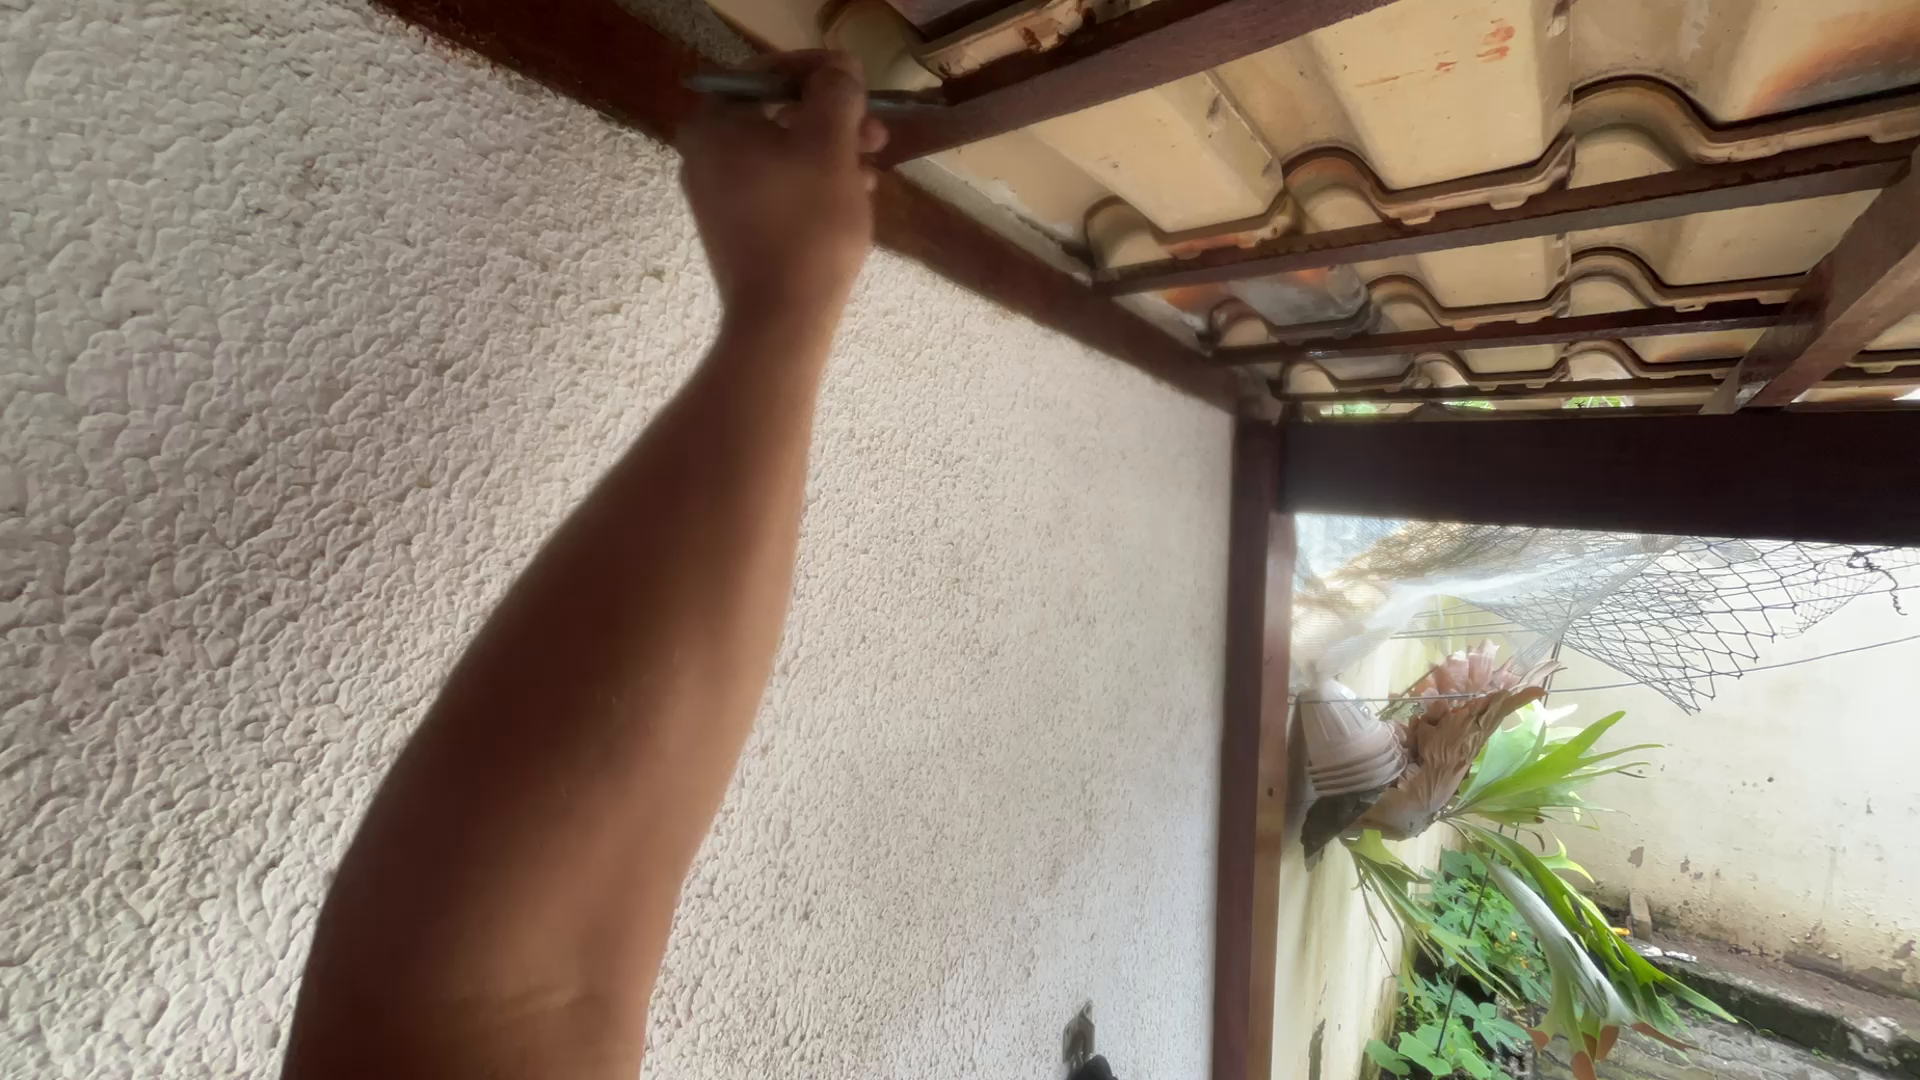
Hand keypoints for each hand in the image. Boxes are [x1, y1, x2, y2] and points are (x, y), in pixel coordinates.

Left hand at [679, 52, 888, 333]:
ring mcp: (717, 199)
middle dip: (832, 125)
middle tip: (876, 136)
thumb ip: (836, 94)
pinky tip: (850, 203)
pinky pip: (779, 194)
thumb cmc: (808, 227)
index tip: (861, 89)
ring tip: (871, 176)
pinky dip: (813, 191)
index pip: (769, 74)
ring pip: (783, 159)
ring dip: (830, 159)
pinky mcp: (736, 234)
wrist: (782, 320)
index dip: (821, 75)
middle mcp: (704, 157)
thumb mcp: (831, 147)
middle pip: (778, 119)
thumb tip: (840, 69)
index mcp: (714, 124)